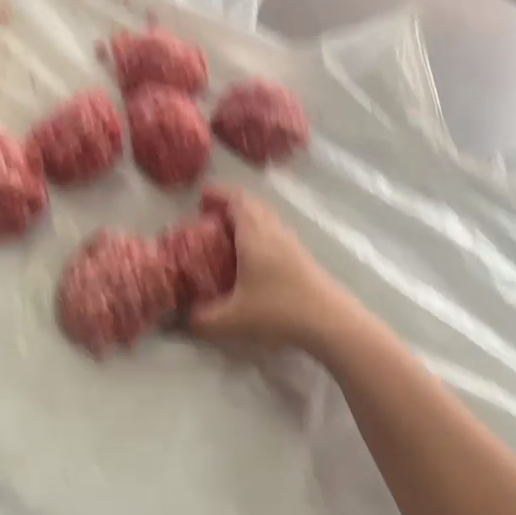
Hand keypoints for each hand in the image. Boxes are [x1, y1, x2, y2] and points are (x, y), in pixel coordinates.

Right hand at [187, 187, 359, 350]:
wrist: (331, 321)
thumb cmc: (279, 310)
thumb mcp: (233, 319)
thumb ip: (204, 319)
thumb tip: (184, 318)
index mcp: (254, 235)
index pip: (236, 200)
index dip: (218, 193)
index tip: (201, 197)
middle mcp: (273, 231)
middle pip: (252, 204)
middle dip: (230, 204)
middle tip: (210, 216)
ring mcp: (290, 242)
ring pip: (266, 217)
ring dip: (246, 217)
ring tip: (228, 235)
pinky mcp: (301, 257)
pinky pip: (275, 232)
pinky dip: (259, 232)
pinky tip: (252, 258)